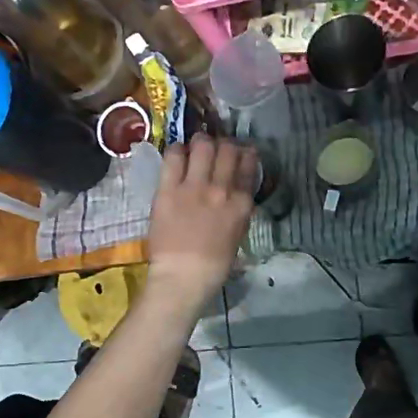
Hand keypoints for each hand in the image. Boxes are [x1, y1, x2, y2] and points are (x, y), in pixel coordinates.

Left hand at [146, 135, 255, 313]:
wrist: (184, 275)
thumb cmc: (213, 265)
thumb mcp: (236, 235)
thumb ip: (238, 211)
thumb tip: (235, 195)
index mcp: (241, 203)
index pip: (248, 165)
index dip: (244, 153)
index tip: (239, 150)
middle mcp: (221, 189)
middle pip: (226, 150)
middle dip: (222, 143)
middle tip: (215, 147)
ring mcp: (194, 187)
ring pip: (202, 147)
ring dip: (200, 142)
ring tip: (196, 145)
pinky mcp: (169, 189)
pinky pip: (174, 158)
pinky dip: (177, 150)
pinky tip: (177, 152)